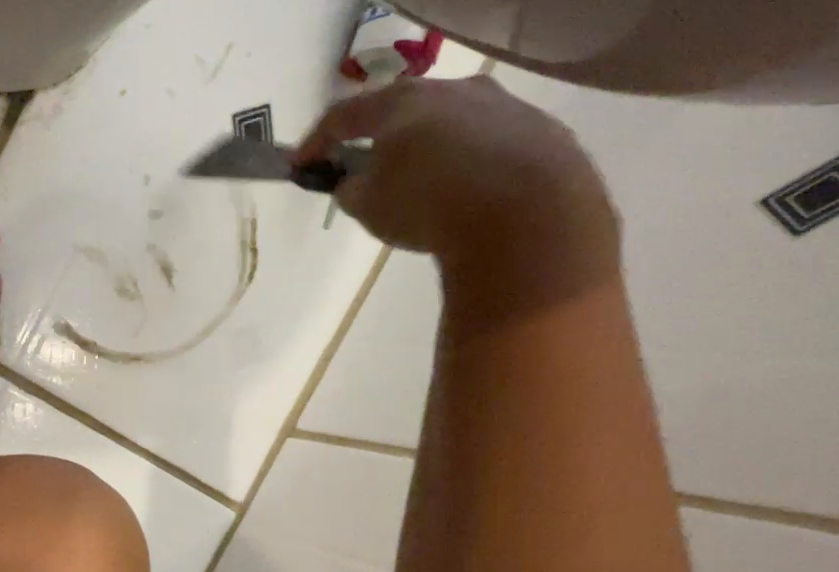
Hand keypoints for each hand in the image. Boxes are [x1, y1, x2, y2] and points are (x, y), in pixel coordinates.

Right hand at [301, 77, 617, 274]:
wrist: (527, 213)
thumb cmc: (428, 205)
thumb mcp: (368, 206)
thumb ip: (351, 189)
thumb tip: (354, 182)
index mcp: (401, 104)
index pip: (343, 116)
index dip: (315, 142)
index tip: (299, 166)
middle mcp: (452, 91)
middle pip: (403, 111)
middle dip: (378, 139)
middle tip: (365, 170)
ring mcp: (501, 105)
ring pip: (449, 123)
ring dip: (427, 150)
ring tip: (420, 187)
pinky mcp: (538, 128)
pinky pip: (488, 143)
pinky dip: (467, 163)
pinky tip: (464, 195)